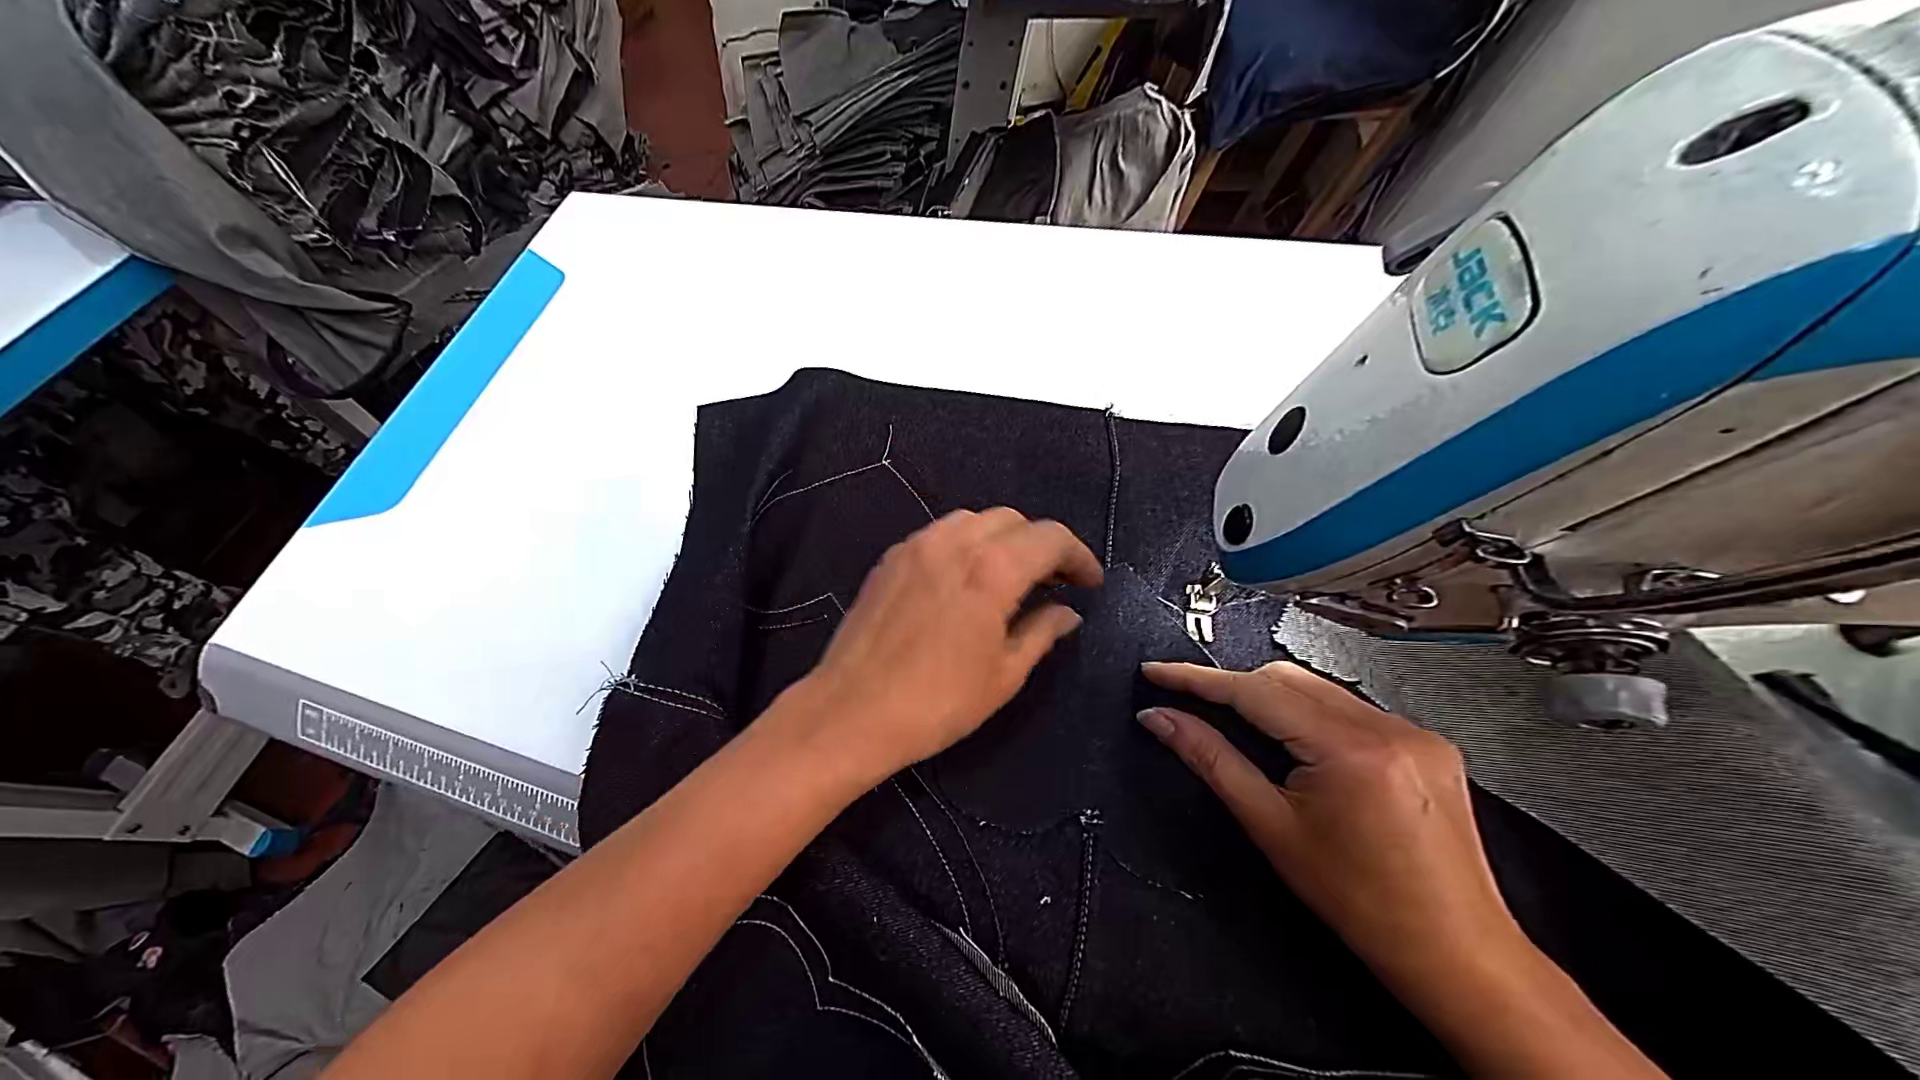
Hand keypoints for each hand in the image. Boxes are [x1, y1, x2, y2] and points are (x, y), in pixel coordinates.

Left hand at [791, 507, 1103, 779]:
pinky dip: (965, 545)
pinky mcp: (890, 558)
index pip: (1050, 538)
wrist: (851, 712)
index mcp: (992, 569)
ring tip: (1010, 577)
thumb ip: (1042, 632)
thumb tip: (1067, 612)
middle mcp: (954, 542)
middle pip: (1013, 520)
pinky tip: (965, 580)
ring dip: (1002, 539)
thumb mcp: (1004, 674)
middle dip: (1041, 544)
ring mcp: (916, 546)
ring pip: (973, 520)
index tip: (1090, 582)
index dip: (1078, 556)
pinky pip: (939, 534)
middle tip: (1054, 583)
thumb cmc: (938, 702)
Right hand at [1135, 661, 1518, 981]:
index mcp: (1353, 751)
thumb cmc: (1370, 905)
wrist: (1454, 952)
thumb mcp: (1271, 826)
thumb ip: (1211, 760)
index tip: (1160, 673)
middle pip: (1285, 678)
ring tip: (1240, 729)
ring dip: (1271, 700)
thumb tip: (1165, 721)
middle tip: (1189, 703)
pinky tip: (1296, 744)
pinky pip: (1350, 706)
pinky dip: (1311, 715)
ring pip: (1317, 687)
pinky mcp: (1426, 743)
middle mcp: (1392, 730)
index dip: (1196, 679)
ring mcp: (1415, 733)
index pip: (1254, 691)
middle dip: (1232, 687)